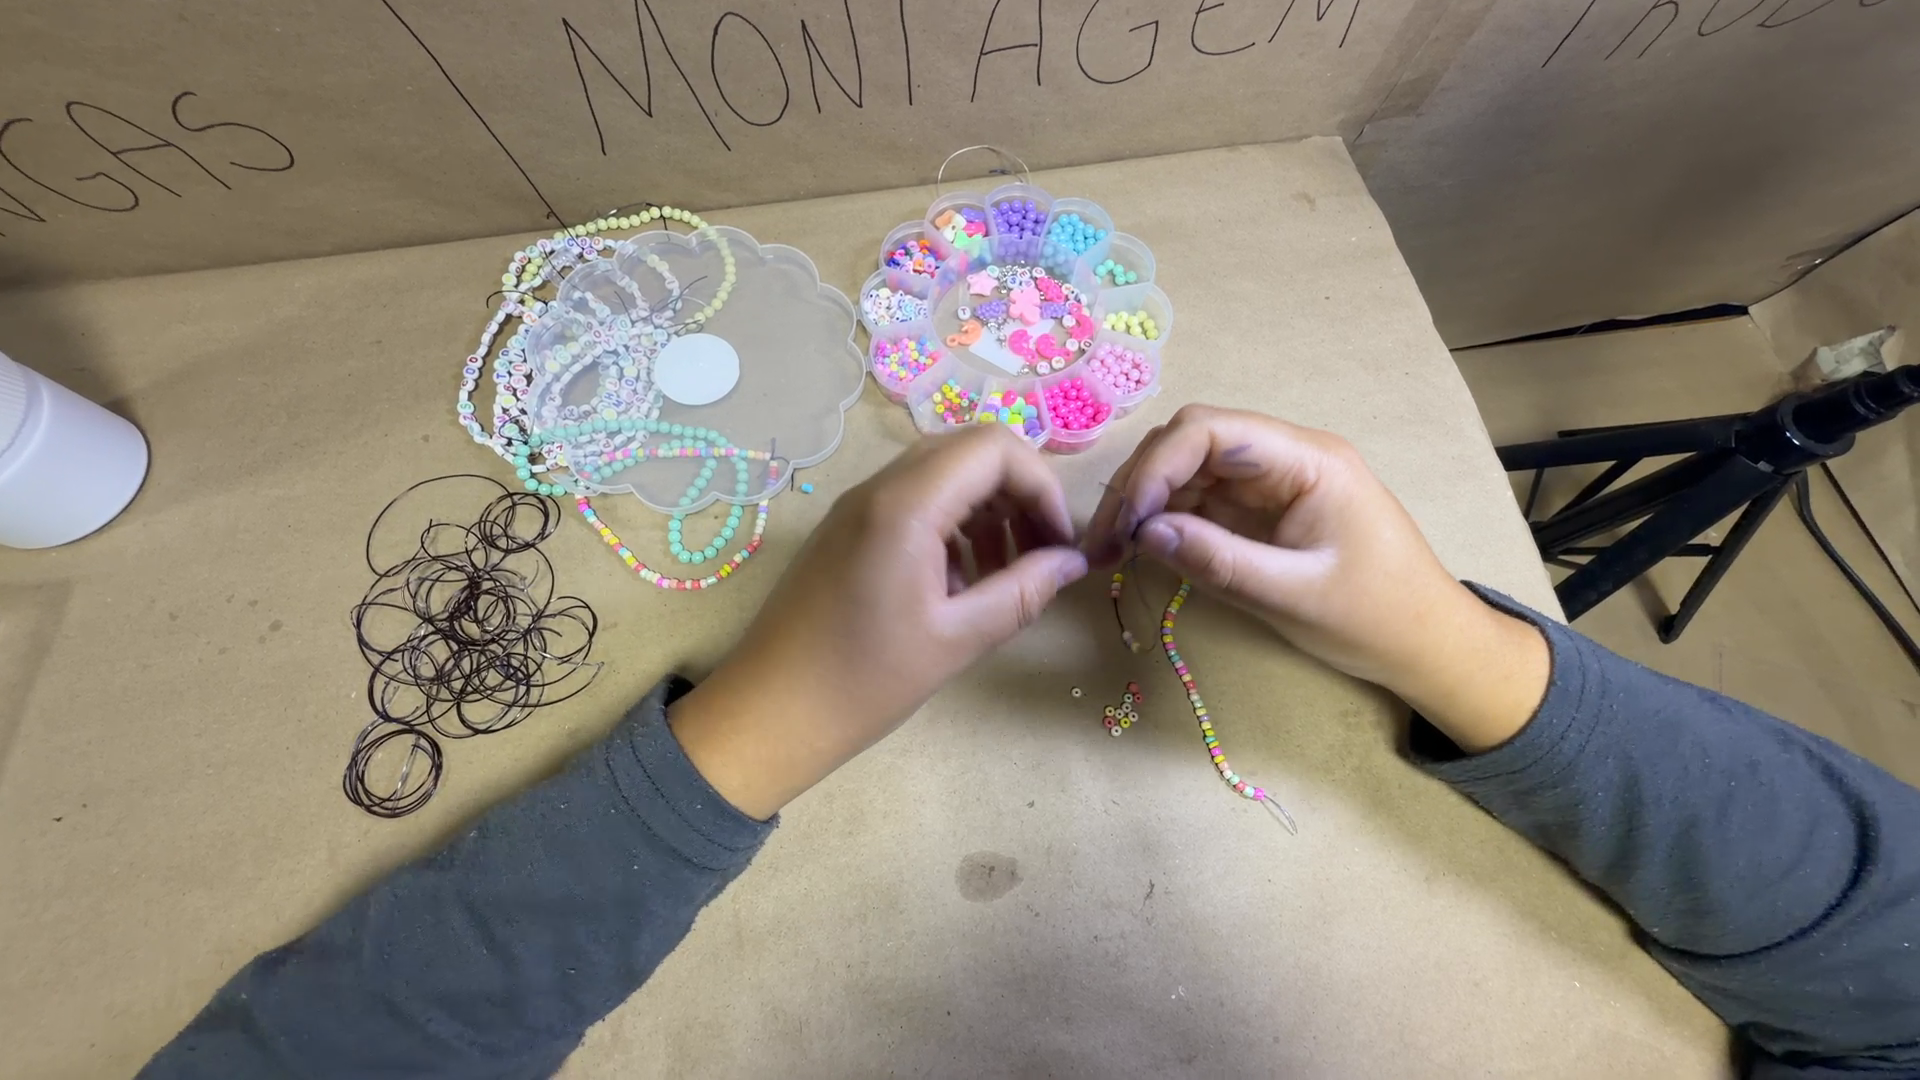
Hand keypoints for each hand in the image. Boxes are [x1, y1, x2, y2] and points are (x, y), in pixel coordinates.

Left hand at [670, 425, 1088, 817]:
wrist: (768, 712)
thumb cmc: (863, 682)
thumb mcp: (957, 639)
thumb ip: (1023, 591)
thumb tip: (1073, 561)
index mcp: (905, 505)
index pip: (994, 448)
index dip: (1041, 486)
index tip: (1059, 542)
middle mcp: (878, 488)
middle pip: (969, 452)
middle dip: (1018, 494)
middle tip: (1040, 553)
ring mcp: (857, 506)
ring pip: (941, 475)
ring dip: (986, 511)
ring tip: (1004, 573)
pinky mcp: (847, 529)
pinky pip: (913, 502)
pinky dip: (952, 525)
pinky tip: (960, 582)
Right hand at [1086, 405, 1547, 752]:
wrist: (1425, 642)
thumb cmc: (1376, 617)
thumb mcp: (1295, 595)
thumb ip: (1219, 560)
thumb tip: (1142, 534)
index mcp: (1306, 460)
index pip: (1209, 430)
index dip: (1156, 466)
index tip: (1126, 522)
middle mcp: (1279, 457)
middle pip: (1187, 442)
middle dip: (1138, 484)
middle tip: (1103, 542)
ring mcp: (1264, 482)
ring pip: (1181, 469)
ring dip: (1139, 503)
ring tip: (1108, 550)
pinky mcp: (1252, 509)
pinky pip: (1192, 499)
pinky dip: (1157, 521)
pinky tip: (1135, 548)